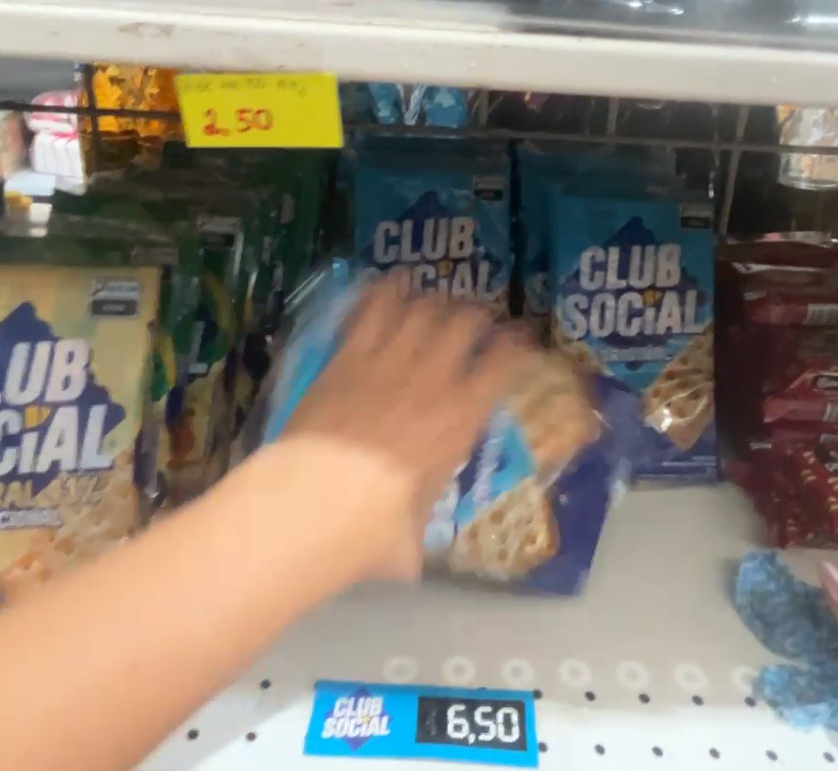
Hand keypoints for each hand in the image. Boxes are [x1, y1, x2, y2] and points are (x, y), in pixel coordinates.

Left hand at [273, 271, 533, 581]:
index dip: (518, 344)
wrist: (318, 500)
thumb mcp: (410, 532)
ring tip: (431, 302)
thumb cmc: (375, 526)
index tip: (520, 340)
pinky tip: (388, 286)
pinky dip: (384, 293)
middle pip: (466, 320)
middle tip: (471, 319)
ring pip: (423, 307)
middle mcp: (435, 377)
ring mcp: (391, 360)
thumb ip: (414, 527)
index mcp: (463, 416)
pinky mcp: (349, 355)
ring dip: (431, 302)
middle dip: (474, 315)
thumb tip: (405, 551)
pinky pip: (373, 309)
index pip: (507, 361)